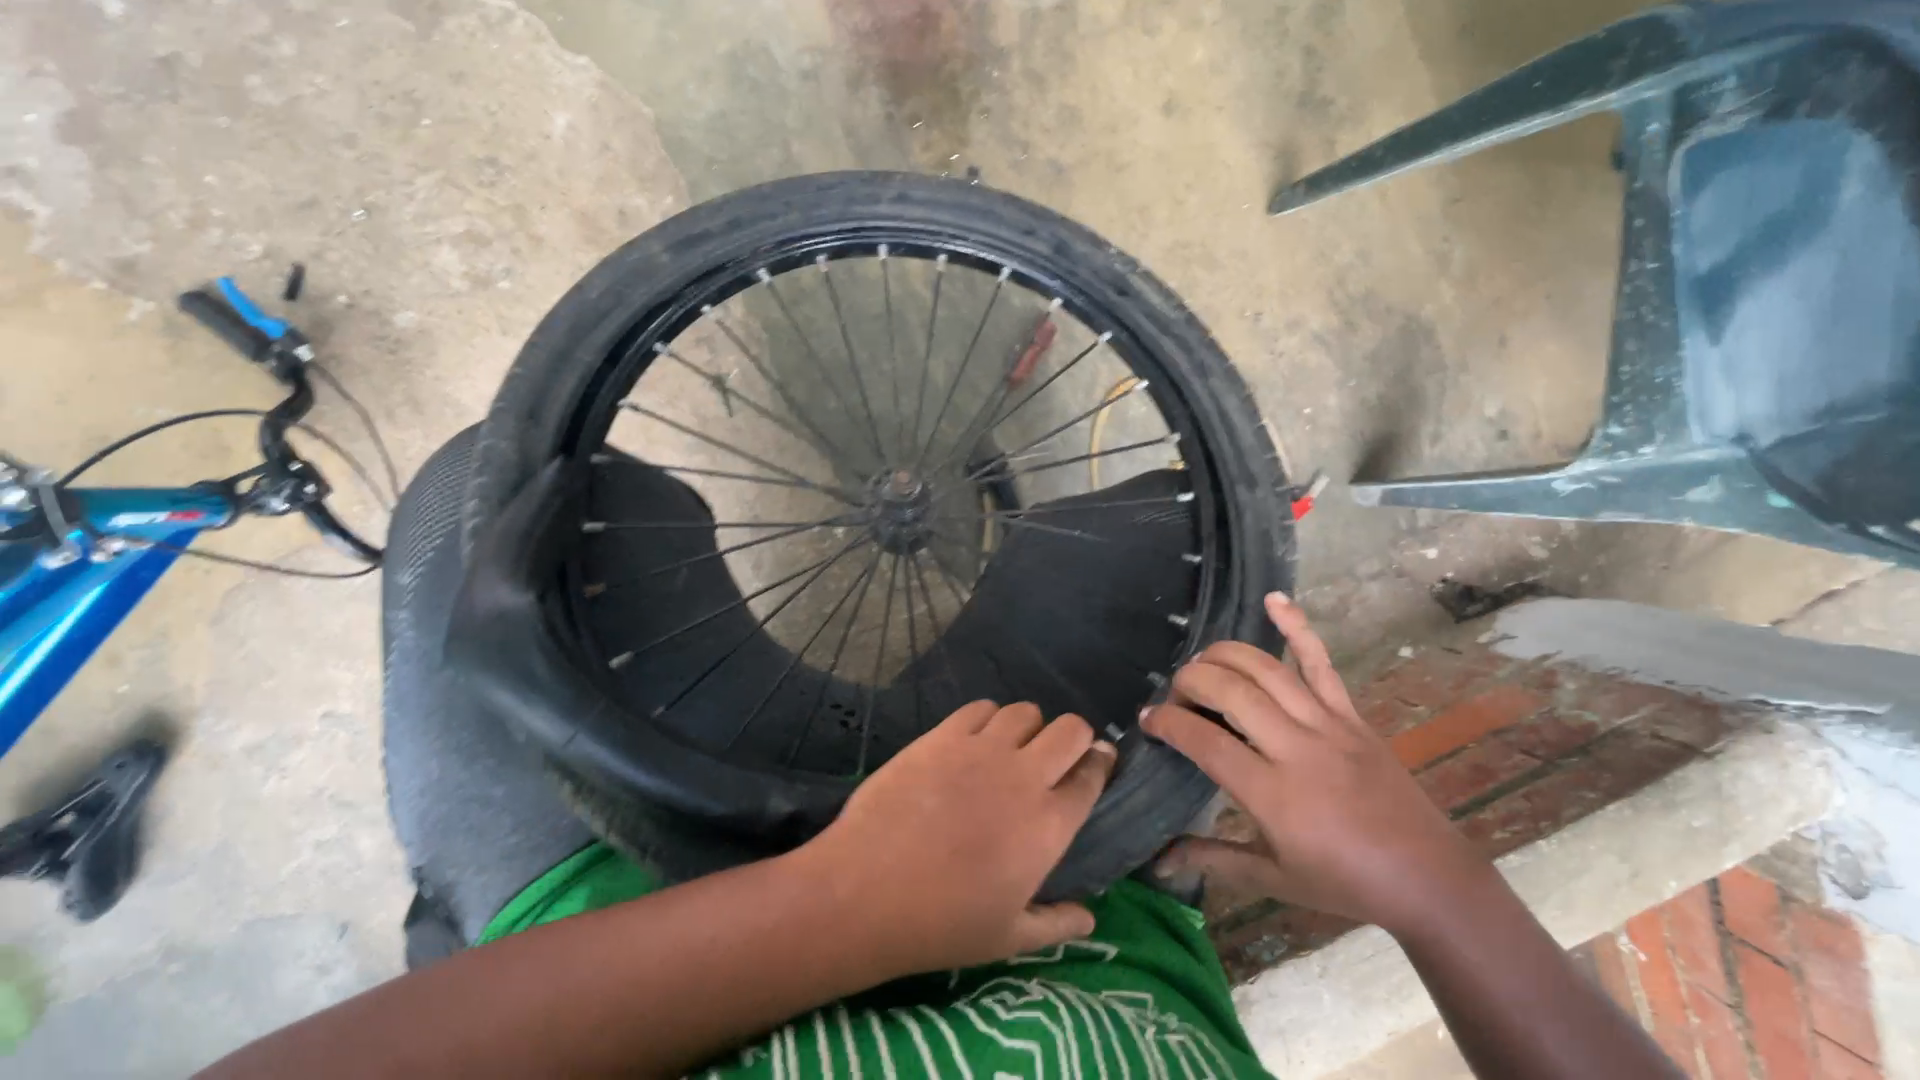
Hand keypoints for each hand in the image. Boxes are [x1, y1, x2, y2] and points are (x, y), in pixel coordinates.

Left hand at [795, 701, 1116, 975]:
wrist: (866, 893)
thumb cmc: (942, 924)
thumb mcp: (1009, 938)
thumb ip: (1057, 924)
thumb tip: (1090, 919)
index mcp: (1049, 825)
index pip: (1092, 776)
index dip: (1100, 766)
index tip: (1096, 767)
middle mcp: (1023, 777)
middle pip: (1071, 729)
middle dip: (1074, 739)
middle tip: (1056, 759)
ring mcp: (980, 750)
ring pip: (1025, 711)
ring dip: (1028, 728)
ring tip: (1011, 749)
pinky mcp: (940, 737)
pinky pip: (979, 708)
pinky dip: (986, 719)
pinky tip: (973, 741)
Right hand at [1142, 593, 1495, 937]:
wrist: (1427, 876)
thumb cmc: (1344, 883)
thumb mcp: (1272, 878)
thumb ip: (1212, 859)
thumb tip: (1155, 861)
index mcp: (1273, 794)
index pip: (1205, 742)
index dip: (1168, 723)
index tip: (1147, 720)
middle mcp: (1296, 748)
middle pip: (1231, 692)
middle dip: (1190, 682)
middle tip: (1174, 693)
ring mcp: (1328, 725)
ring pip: (1266, 670)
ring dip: (1224, 656)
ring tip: (1200, 662)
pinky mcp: (1351, 715)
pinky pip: (1320, 662)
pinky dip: (1296, 627)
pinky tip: (1272, 598)